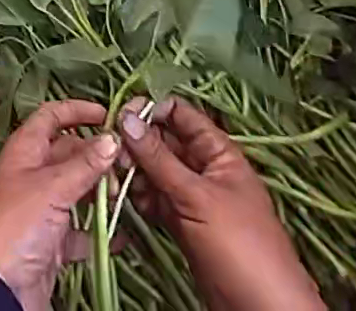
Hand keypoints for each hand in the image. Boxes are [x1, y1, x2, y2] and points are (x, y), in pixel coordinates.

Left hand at [0, 100, 119, 310]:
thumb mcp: (52, 188)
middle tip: (128, 165)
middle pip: (70, 151)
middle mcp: (33, 172)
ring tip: (126, 195)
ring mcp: (42, 206)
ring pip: (77, 188)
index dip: (77, 111)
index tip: (108, 115)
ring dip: (102, 190)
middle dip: (97, 155)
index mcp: (25, 149)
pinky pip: (81, 229)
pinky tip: (121, 235)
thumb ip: (84, 164)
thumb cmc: (16, 225)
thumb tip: (112, 138)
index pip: (52, 116)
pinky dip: (100, 230)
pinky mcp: (51, 240)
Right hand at [120, 98, 325, 310]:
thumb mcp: (197, 196)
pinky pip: (154, 197)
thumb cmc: (240, 246)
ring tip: (117, 179)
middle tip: (114, 155)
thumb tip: (126, 118)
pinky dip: (140, 196)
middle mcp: (202, 167)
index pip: (179, 114)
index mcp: (216, 151)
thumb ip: (159, 157)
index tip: (121, 117)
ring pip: (154, 169)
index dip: (151, 109)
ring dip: (134, 170)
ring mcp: (191, 195)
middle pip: (162, 139)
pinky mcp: (181, 221)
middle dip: (136, 142)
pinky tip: (128, 200)